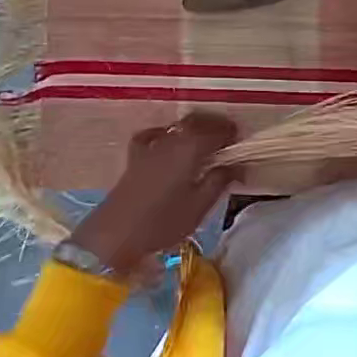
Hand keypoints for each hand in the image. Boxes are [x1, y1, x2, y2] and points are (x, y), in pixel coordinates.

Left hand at [67, 113, 238, 271]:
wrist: (116, 234)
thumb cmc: (162, 223)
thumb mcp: (199, 206)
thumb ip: (219, 181)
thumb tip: (238, 166)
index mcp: (190, 150)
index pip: (215, 131)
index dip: (229, 131)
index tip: (240, 138)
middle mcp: (170, 141)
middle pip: (195, 123)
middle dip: (213, 125)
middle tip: (227, 137)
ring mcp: (150, 147)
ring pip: (176, 127)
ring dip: (193, 128)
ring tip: (205, 140)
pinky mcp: (135, 157)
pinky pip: (153, 135)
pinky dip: (164, 133)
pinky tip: (167, 140)